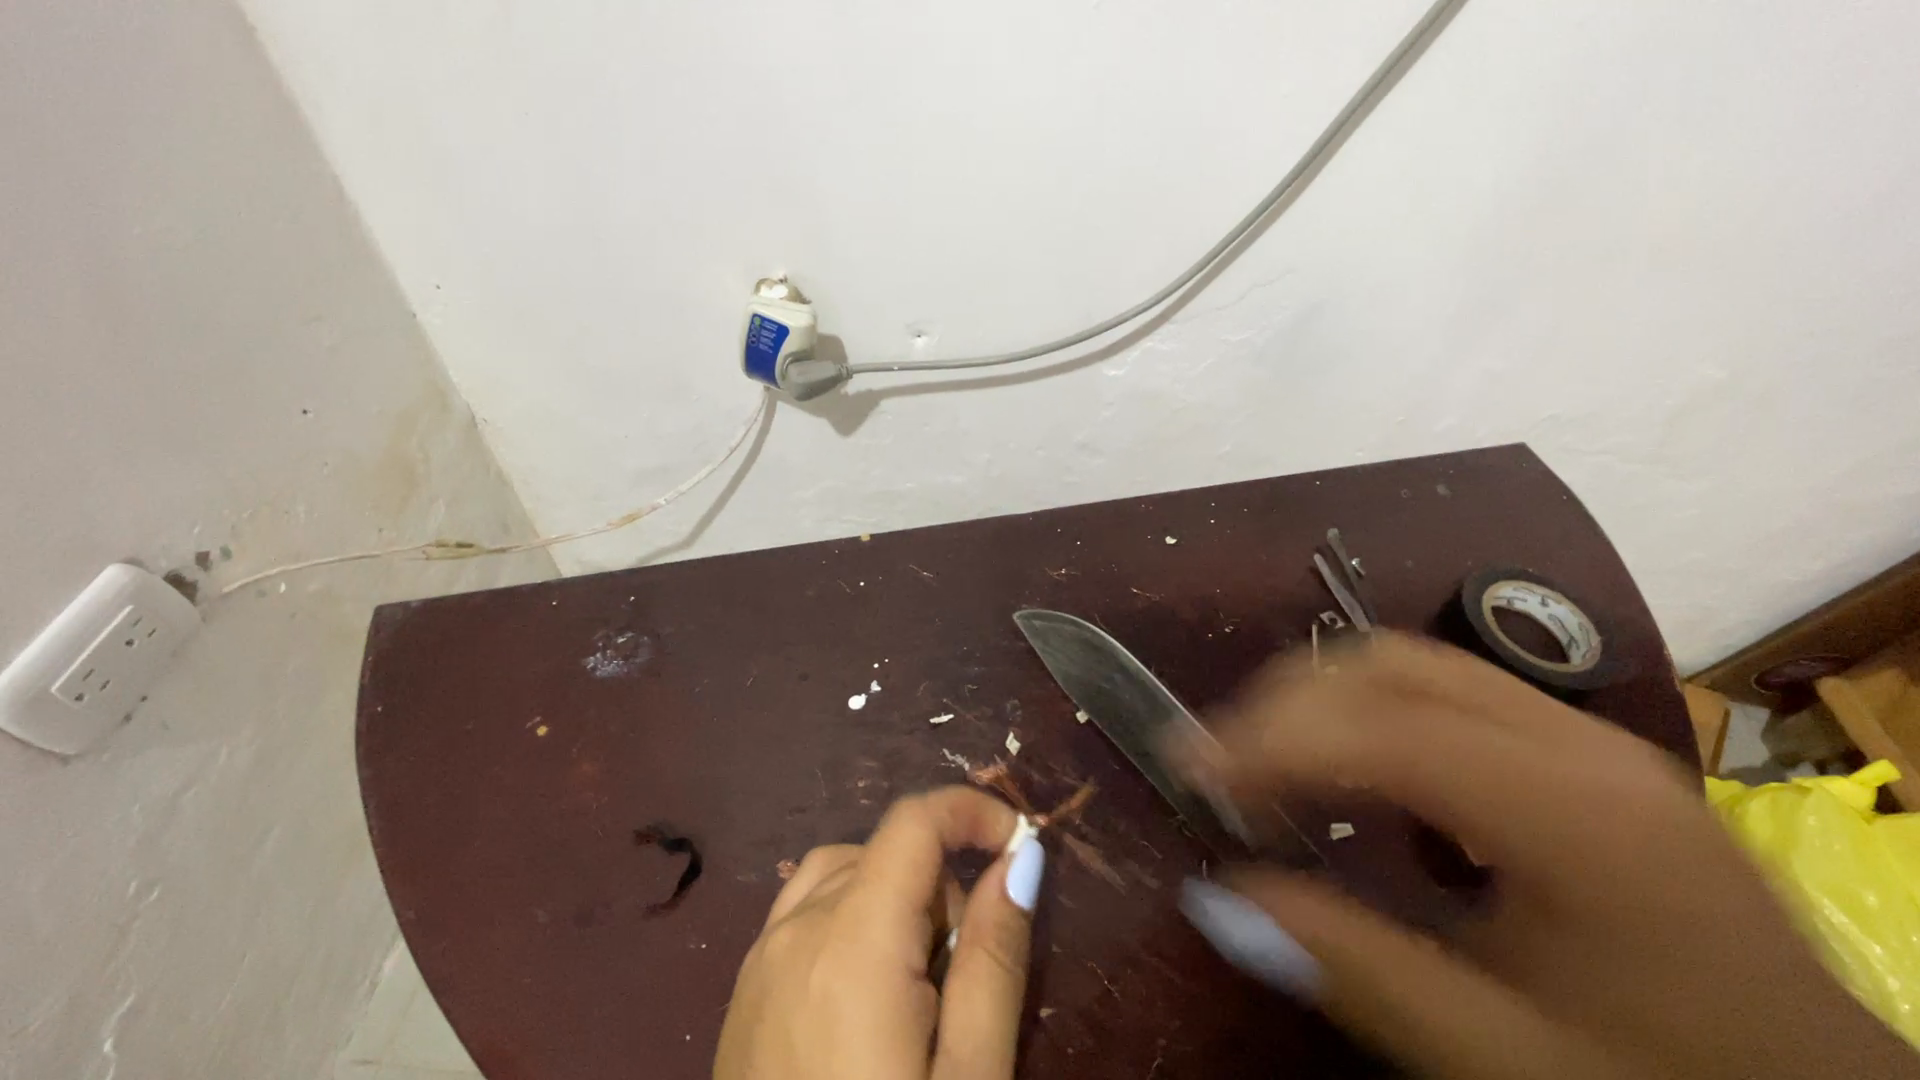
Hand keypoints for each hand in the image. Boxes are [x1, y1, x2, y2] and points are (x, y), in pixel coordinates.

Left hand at [715, 786, 1045, 1079]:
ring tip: (922, 986)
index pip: (913, 822)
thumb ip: (995, 957)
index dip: (973, 811)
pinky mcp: (742, 994)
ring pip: (840, 876)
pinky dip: (850, 919)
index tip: (1021, 845)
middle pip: (883, 853)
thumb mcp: (971, 1076)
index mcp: (853, 942)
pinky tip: (868, 996)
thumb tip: (1021, 857)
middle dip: (941, 885)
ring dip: (894, 899)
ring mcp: (758, 961)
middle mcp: (794, 931)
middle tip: (969, 973)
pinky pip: (803, 913)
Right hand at [1178, 633, 1917, 1079]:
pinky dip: (1369, 712)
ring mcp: (1589, 740)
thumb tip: (1218, 898)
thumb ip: (1353, 966)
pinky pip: (1450, 697)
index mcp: (1568, 810)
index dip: (1267, 739)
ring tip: (1259, 758)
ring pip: (1418, 664)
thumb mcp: (1500, 1054)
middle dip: (1284, 700)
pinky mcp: (1588, 758)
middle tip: (1216, 763)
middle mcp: (1578, 743)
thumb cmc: (1661, 1079)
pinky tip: (1345, 771)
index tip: (1186, 768)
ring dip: (1322, 696)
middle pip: (1393, 665)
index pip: (1381, 729)